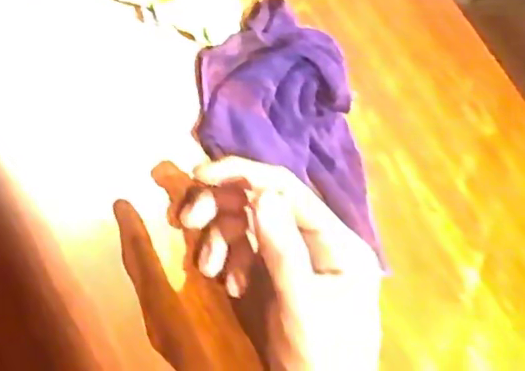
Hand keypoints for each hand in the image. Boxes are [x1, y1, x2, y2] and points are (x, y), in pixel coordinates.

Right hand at [115, 157, 380, 370]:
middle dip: (218, 207)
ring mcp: (294, 250)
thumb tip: (261, 193)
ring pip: (242, 215)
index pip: (285, 187)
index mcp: (338, 243)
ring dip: (216, 234)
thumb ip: (284, 252)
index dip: (240, 172)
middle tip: (186, 221)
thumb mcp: (302, 310)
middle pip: (256, 196)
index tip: (198, 174)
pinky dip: (222, 253)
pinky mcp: (272, 264)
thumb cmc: (321, 362)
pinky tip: (222, 280)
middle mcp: (317, 238)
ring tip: (208, 267)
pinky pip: (237, 239)